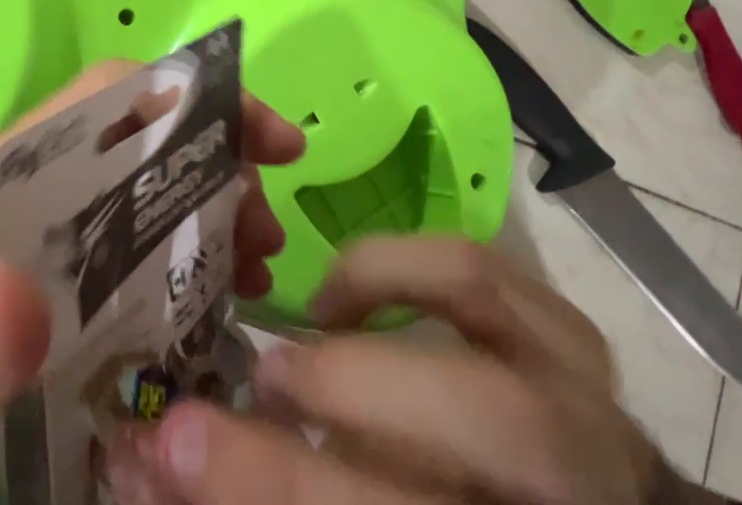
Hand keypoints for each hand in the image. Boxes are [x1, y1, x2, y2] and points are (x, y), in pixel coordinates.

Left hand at [0, 60, 305, 504]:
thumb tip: (31, 299)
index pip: (93, 106)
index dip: (187, 101)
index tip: (269, 145)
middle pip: (121, 154)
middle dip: (209, 175)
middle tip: (259, 253)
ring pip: (114, 213)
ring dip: (189, 230)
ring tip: (236, 292)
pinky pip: (90, 279)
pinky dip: (152, 287)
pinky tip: (176, 336)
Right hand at [108, 239, 689, 504]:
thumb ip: (269, 491)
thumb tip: (158, 458)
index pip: (381, 502)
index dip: (268, 476)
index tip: (172, 439)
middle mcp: (565, 475)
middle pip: (472, 413)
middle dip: (344, 382)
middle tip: (263, 378)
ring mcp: (583, 399)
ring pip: (491, 306)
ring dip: (380, 284)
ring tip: (317, 314)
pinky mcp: (576, 346)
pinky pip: (493, 270)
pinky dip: (412, 261)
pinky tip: (358, 294)